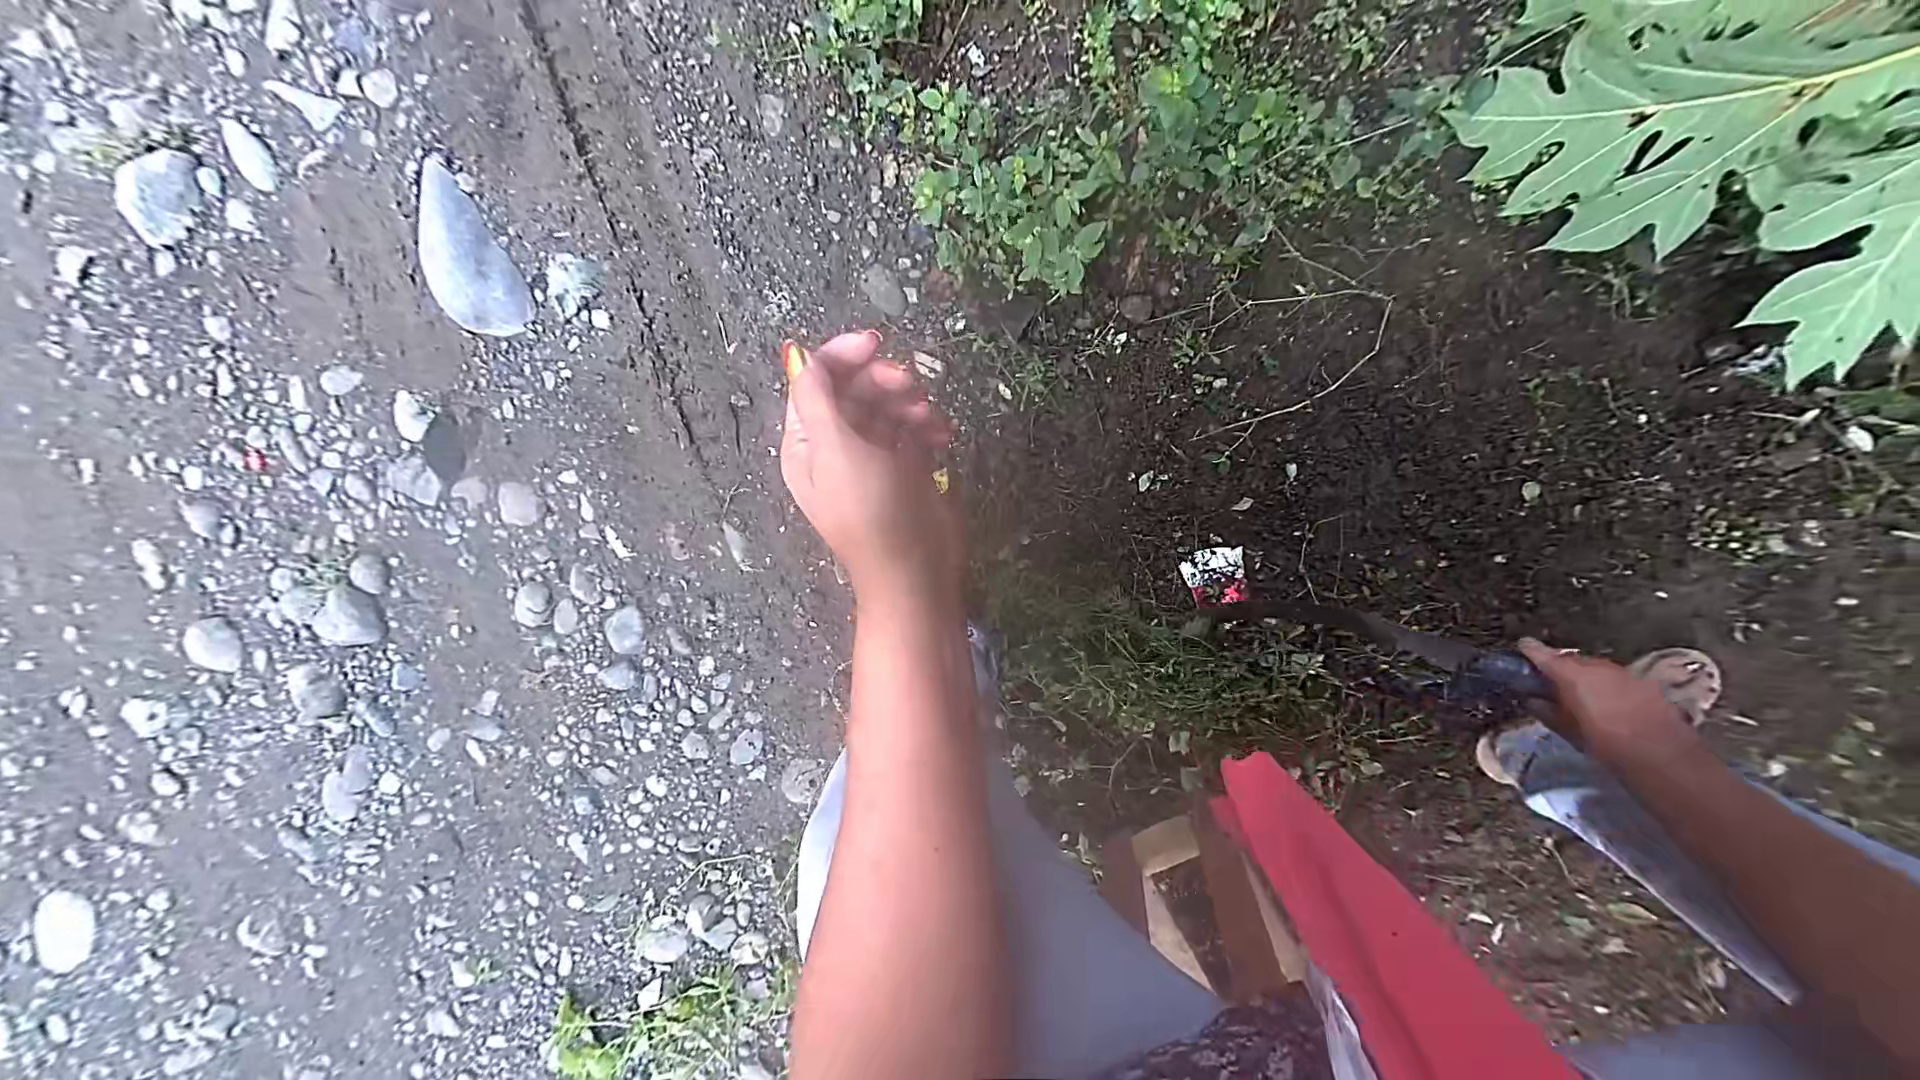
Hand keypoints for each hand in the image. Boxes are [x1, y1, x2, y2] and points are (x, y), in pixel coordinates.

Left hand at [780, 332, 959, 600]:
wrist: (915, 570)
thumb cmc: (870, 513)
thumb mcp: (835, 452)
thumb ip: (816, 398)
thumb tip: (799, 355)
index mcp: (807, 443)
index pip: (816, 382)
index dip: (842, 356)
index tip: (876, 343)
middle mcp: (836, 446)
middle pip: (855, 389)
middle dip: (882, 380)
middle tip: (910, 385)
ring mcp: (873, 456)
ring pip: (888, 405)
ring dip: (910, 401)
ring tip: (929, 416)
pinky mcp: (905, 466)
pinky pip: (913, 428)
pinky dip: (928, 424)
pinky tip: (943, 434)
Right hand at [1518, 639, 1698, 764]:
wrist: (1668, 761)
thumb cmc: (1607, 746)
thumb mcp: (1567, 731)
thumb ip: (1547, 711)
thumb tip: (1533, 700)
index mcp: (1573, 676)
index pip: (1545, 655)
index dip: (1532, 650)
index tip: (1523, 646)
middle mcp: (1600, 669)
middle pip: (1574, 660)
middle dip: (1562, 666)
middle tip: (1551, 680)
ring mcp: (1628, 676)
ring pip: (1599, 669)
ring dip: (1587, 676)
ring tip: (1580, 693)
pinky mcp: (1650, 687)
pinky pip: (1620, 680)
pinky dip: (1610, 686)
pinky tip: (1610, 703)